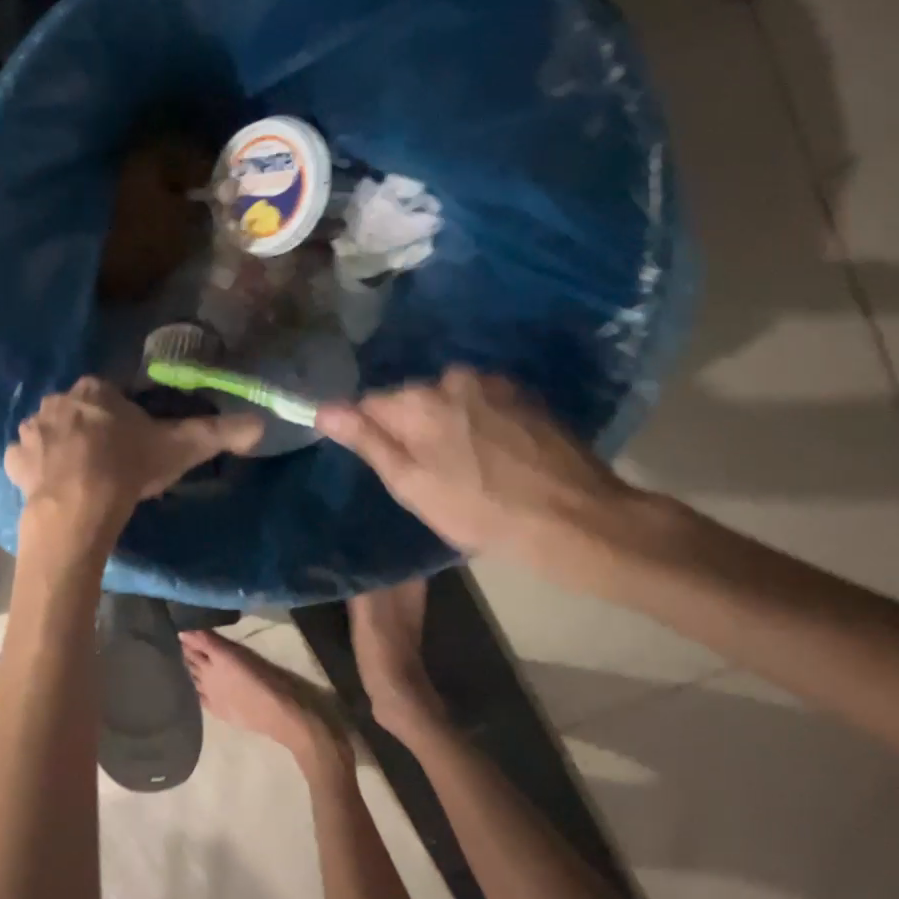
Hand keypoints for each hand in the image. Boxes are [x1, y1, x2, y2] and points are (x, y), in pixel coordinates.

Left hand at [5, 377, 263, 533]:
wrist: (80, 505)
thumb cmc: (128, 467)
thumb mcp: (180, 447)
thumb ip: (219, 433)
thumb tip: (261, 424)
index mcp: (93, 390)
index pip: (107, 396)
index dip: (119, 420)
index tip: (130, 445)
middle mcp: (56, 402)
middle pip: (75, 414)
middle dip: (88, 433)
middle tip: (107, 466)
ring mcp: (30, 431)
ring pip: (48, 435)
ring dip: (60, 451)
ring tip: (80, 481)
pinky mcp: (13, 461)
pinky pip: (25, 461)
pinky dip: (36, 471)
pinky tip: (53, 489)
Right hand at [314, 366, 629, 553]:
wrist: (576, 520)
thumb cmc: (480, 510)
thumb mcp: (410, 485)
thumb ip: (367, 441)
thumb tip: (322, 408)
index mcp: (417, 400)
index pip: (369, 404)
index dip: (370, 433)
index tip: (386, 464)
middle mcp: (453, 379)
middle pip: (413, 401)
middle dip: (413, 428)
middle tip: (428, 474)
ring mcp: (496, 385)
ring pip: (451, 402)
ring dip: (449, 426)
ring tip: (466, 467)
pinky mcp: (528, 398)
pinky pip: (484, 405)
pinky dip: (481, 425)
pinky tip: (497, 458)